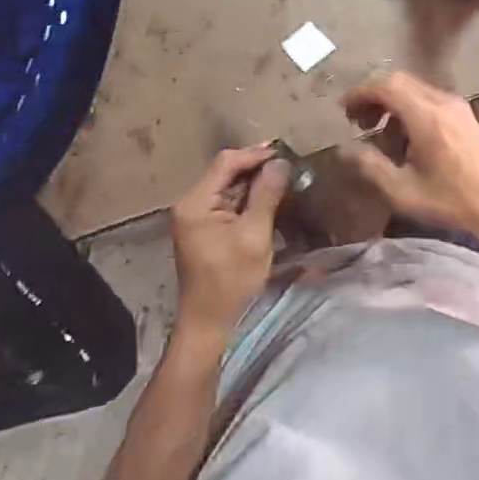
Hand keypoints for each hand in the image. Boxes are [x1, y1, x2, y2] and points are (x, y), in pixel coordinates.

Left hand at [169, 145, 290, 332]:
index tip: (285, 154)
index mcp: (195, 202)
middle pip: (225, 172)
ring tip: (283, 178)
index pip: (226, 163)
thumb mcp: (254, 236)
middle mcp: (190, 203)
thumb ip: (266, 195)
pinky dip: (247, 198)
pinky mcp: (203, 228)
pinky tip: (268, 198)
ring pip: (227, 187)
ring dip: (253, 182)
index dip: (255, 155)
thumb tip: (280, 162)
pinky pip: (227, 203)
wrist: (209, 325)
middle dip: (256, 167)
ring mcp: (194, 216)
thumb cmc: (231, 282)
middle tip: (288, 165)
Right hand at [343, 72, 478, 246]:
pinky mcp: (463, 115)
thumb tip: (345, 150)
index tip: (343, 109)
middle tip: (357, 120)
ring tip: (376, 129)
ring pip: (413, 88)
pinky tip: (403, 134)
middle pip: (399, 81)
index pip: (386, 87)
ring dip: (390, 101)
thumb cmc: (448, 202)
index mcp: (426, 117)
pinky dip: (407, 106)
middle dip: (373, 95)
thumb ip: (370, 166)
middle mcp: (442, 103)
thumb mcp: (401, 191)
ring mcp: (456, 107)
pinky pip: (427, 97)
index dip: (360, 93)